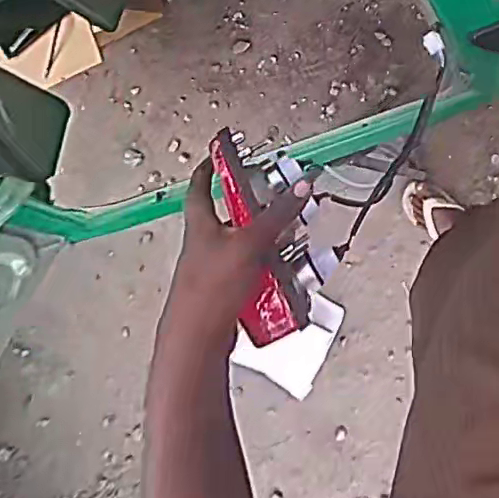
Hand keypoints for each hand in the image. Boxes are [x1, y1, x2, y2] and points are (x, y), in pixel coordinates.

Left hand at [159, 155, 311, 357]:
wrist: (198, 344)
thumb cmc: (209, 293)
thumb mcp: (251, 243)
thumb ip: (279, 214)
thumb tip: (301, 186)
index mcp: (202, 225)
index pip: (202, 186)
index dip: (212, 167)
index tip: (223, 154)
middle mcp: (207, 244)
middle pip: (237, 216)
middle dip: (264, 211)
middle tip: (285, 204)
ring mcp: (218, 268)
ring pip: (251, 244)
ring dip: (273, 242)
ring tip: (291, 244)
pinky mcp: (230, 290)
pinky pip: (257, 271)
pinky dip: (272, 269)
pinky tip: (283, 274)